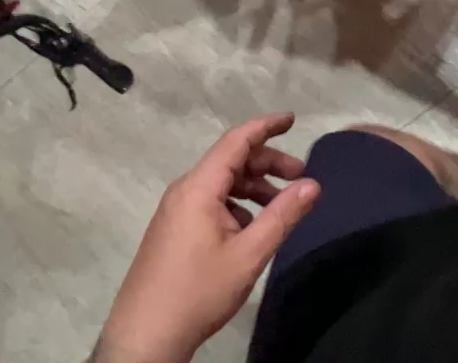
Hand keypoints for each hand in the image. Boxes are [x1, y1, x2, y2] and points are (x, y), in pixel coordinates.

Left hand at [96, 113, 320, 362]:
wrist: (144, 338)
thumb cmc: (198, 291)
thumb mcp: (249, 255)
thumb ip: (282, 215)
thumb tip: (312, 184)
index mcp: (199, 186)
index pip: (237, 140)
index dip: (266, 126)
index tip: (292, 119)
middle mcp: (185, 189)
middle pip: (231, 161)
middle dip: (267, 163)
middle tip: (301, 177)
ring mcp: (176, 210)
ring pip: (221, 183)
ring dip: (254, 187)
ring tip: (282, 206)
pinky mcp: (173, 229)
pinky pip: (210, 201)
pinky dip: (237, 205)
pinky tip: (252, 229)